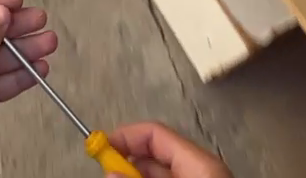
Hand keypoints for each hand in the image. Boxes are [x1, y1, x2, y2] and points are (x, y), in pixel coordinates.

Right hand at [107, 122, 231, 177]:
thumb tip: (111, 171)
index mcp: (201, 160)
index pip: (155, 131)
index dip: (125, 135)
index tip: (102, 145)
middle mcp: (203, 167)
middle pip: (156, 152)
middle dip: (129, 159)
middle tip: (109, 171)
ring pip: (162, 170)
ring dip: (138, 174)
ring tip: (118, 177)